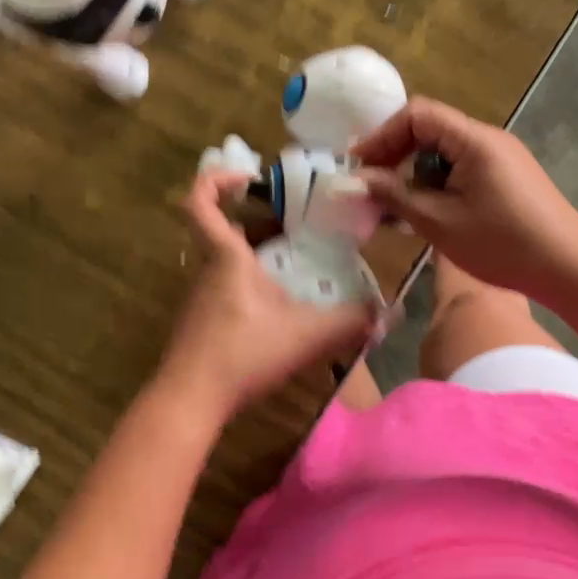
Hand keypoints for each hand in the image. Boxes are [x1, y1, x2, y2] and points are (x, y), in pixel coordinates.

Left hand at [154, 171, 375, 422]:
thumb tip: (387, 312)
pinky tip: (281, 310)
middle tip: (297, 225)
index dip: (216, 179)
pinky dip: (251, 287)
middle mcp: (207, 269)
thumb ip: (351, 322)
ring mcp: (200, 298)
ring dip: (257, 256)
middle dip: (257, 220)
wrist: (189, 400)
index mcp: (225, 256)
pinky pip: (226, 289)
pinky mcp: (201, 323)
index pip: (199, 200)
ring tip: (298, 266)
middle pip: (223, 229)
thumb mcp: (307, 335)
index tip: (248, 178)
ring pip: (226, 261)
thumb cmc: (243, 353)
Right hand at [351, 97, 577, 301]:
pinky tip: (423, 213)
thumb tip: (358, 179)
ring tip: (391, 206)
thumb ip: (395, 195)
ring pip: (443, 152)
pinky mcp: (506, 178)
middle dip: (394, 155)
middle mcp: (488, 140)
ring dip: (412, 173)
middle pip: (429, 130)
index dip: (382, 135)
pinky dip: (435, 184)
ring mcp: (500, 159)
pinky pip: (460, 169)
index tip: (359, 165)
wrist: (571, 270)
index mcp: (474, 140)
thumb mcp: (439, 222)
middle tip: (369, 187)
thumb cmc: (502, 244)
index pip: (417, 114)